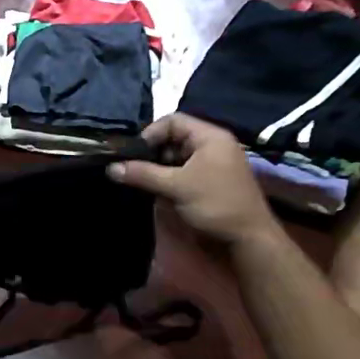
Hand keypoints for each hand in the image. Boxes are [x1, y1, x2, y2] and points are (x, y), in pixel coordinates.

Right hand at [106, 114, 280, 249]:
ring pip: (178, 156)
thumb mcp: (176, 186)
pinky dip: (170, 178)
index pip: (173, 121)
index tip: (133, 155)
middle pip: (174, 138)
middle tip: (135, 170)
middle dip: (153, 153)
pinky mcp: (211, 180)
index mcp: (210, 136)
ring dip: (160, 168)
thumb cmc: (215, 203)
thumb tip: (111, 168)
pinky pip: (185, 171)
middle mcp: (213, 144)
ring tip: (144, 182)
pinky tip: (159, 191)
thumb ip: (143, 174)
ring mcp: (214, 163)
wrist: (248, 237)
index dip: (150, 134)